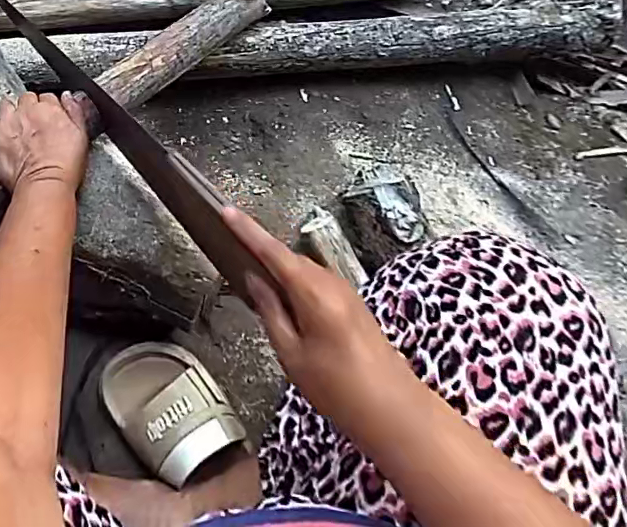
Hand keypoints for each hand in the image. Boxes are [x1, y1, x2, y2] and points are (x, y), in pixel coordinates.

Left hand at [0, 92, 95, 193]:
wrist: (44, 184)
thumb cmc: (64, 165)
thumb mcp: (81, 135)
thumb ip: (75, 111)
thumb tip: (68, 97)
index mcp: (50, 107)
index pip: (47, 96)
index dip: (49, 108)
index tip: (49, 119)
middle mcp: (28, 110)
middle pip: (26, 98)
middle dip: (29, 108)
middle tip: (34, 124)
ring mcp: (9, 122)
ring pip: (6, 105)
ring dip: (11, 112)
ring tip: (17, 127)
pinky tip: (4, 137)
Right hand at [222, 206, 405, 429]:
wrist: (398, 414)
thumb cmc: (344, 390)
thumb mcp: (292, 354)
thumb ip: (269, 310)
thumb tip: (255, 281)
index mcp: (312, 292)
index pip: (270, 249)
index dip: (246, 229)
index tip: (228, 212)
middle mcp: (330, 283)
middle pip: (287, 258)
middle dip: (262, 256)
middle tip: (237, 261)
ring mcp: (344, 291)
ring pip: (301, 270)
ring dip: (280, 274)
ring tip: (262, 296)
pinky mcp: (352, 302)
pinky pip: (316, 282)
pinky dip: (297, 285)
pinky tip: (290, 309)